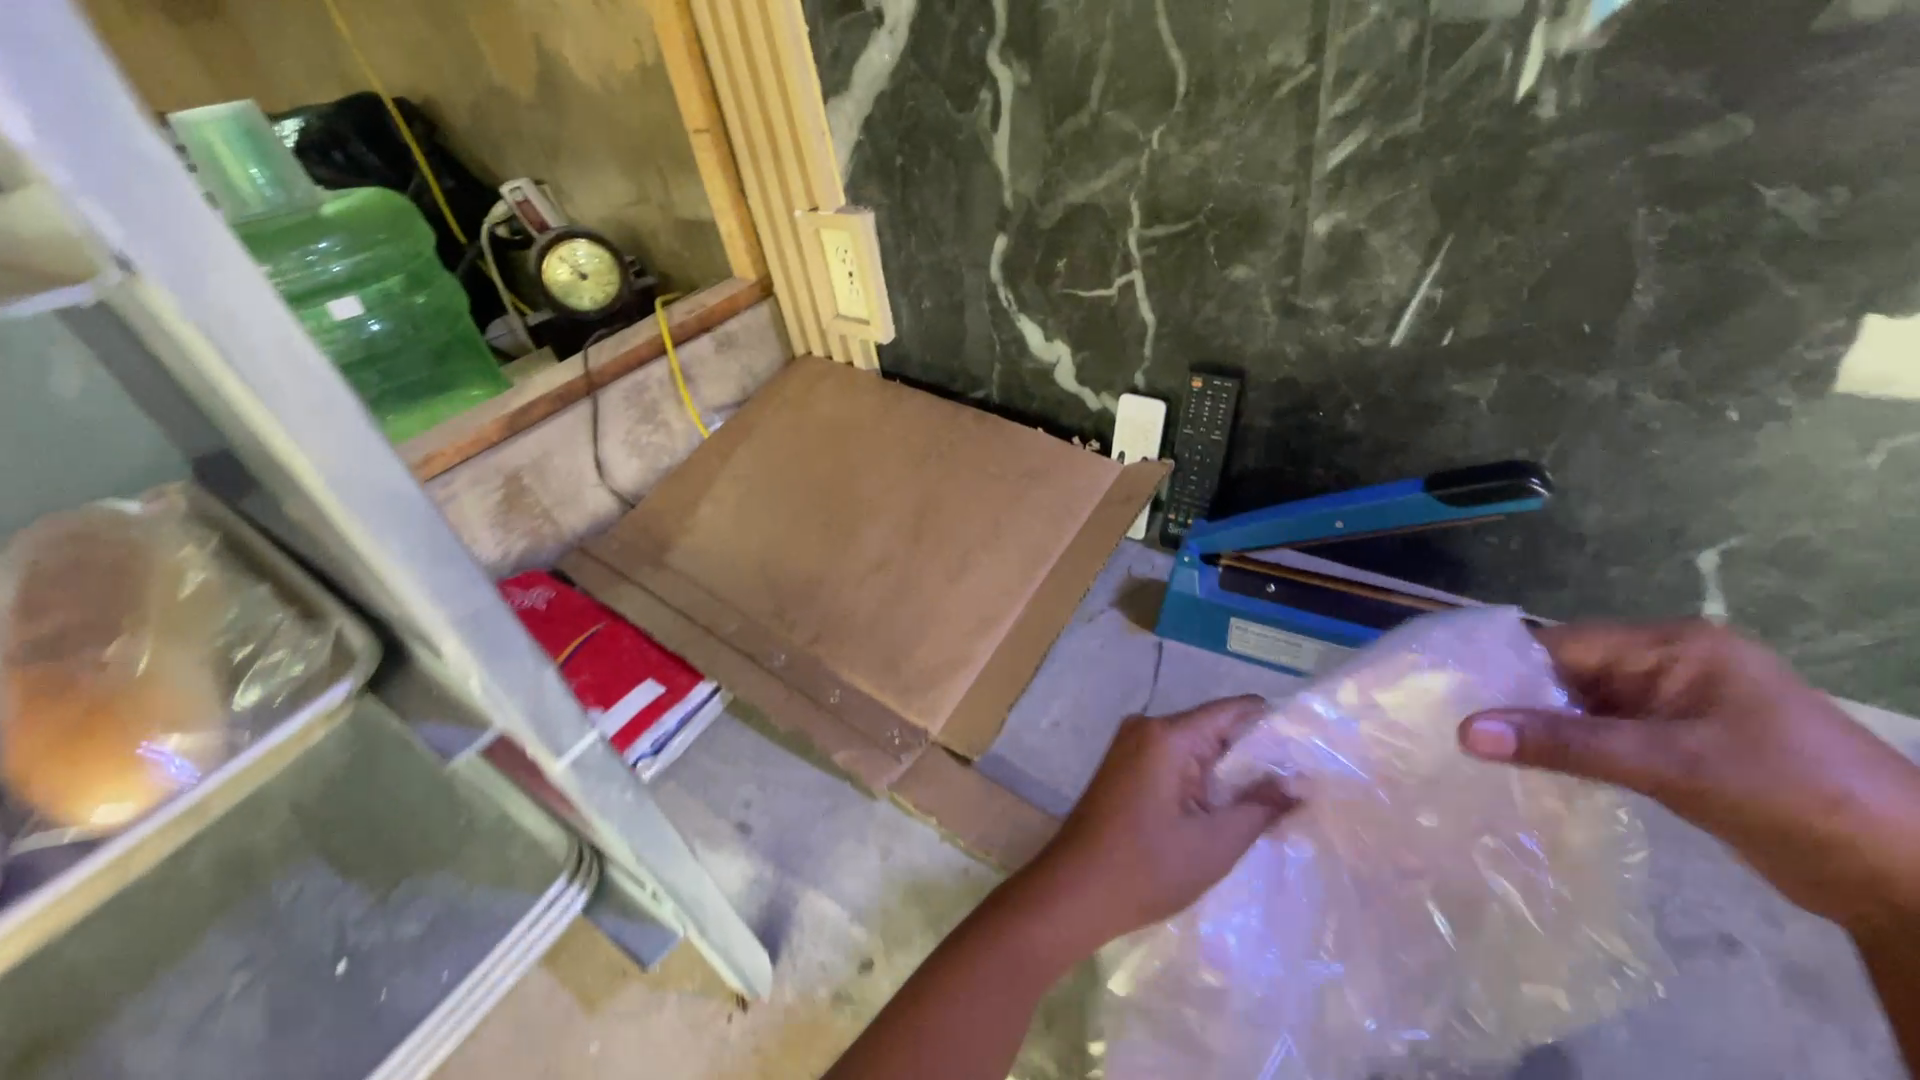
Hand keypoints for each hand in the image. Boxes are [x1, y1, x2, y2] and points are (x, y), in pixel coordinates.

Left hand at [1020, 695, 1298, 949]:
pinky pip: (1176, 763)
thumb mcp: (1214, 843)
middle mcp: (1147, 728)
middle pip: (1216, 728)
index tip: (1312, 756)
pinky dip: (1203, 783)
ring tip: (1272, 803)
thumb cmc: (1144, 870)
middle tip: (1300, 788)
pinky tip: (1227, 811)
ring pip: (1197, 749)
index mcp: (1168, 735)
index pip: (1236, 711)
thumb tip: (1298, 782)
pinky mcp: (1124, 769)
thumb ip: (1260, 807)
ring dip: (1229, 774)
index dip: (1276, 729)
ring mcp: (1131, 748)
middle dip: (1256, 757)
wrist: (1069, 895)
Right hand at [1459, 619, 1919, 931]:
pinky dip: (1569, 754)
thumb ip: (1564, 744)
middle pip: (1569, 675)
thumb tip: (1465, 731)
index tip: (1443, 698)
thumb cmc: (1790, 793)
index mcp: (1674, 647)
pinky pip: (1605, 740)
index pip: (1563, 644)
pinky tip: (1529, 775)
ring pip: (1583, 710)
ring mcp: (1676, 710)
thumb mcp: (1670, 764)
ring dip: (1540, 733)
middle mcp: (1669, 668)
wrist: (1899, 872)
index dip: (1504, 669)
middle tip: (1448, 731)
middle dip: (1516, 703)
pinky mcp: (1680, 748)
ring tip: (1474, 755)